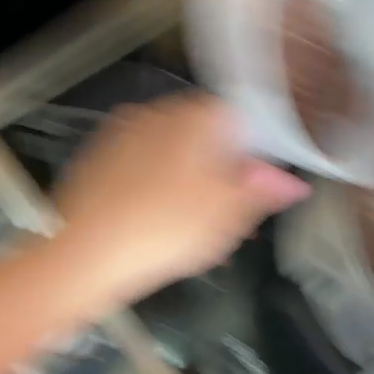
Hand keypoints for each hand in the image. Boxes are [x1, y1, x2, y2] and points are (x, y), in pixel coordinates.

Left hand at [51, 94, 310, 304]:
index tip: (256, 192)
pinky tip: (159, 234)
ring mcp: (121, 139)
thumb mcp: (226, 215)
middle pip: (203, 141)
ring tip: (194, 236)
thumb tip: (290, 183)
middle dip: (219, 178)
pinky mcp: (97, 168)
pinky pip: (140, 178)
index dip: (252, 159)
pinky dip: (155, 199)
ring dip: (188, 192)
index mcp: (192, 116)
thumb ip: (261, 191)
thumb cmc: (156, 232)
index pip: (240, 120)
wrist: (83, 256)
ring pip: (171, 162)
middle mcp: (154, 116)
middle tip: (227, 221)